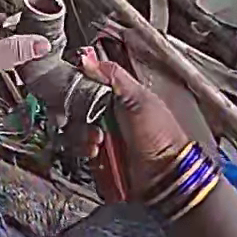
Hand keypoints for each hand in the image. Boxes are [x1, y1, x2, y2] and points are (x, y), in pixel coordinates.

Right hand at [79, 46, 192, 196]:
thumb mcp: (140, 100)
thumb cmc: (161, 137)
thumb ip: (114, 77)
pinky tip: (95, 152)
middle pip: (73, 106)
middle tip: (88, 123)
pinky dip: (81, 149)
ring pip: (72, 126)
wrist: (166, 177)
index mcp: (118, 94)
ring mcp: (102, 133)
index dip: (74, 87)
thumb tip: (87, 59)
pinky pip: (76, 147)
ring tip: (97, 142)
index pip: (85, 82)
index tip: (70, 94)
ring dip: (80, 134)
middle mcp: (107, 112)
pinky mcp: (97, 153)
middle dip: (75, 115)